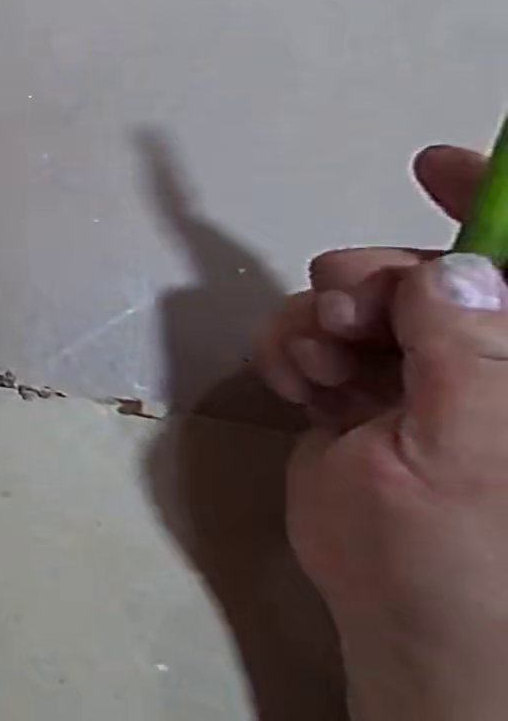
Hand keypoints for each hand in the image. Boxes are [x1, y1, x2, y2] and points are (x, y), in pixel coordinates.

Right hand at [251, 146, 507, 720]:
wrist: (404, 618)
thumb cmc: (463, 557)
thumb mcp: (462, 454)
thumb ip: (469, 360)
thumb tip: (450, 270)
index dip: (488, 207)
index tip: (432, 163)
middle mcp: (492, 364)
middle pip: (421, 277)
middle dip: (367, 285)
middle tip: (340, 323)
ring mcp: (429, 380)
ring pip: (354, 306)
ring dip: (316, 326)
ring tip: (312, 374)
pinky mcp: (370, 394)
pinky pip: (315, 339)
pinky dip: (293, 352)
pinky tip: (298, 386)